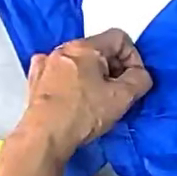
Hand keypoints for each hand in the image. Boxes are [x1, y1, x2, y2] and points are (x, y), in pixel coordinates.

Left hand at [11, 28, 153, 162]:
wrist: (46, 136)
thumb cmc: (84, 114)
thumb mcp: (125, 96)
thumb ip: (140, 78)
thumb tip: (138, 75)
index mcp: (84, 47)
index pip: (120, 38)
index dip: (133, 58)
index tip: (132, 79)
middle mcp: (61, 50)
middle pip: (100, 50)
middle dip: (115, 68)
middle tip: (119, 92)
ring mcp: (45, 64)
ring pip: (81, 62)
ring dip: (95, 76)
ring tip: (98, 99)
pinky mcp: (35, 81)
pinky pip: (63, 73)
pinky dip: (74, 81)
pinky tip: (78, 98)